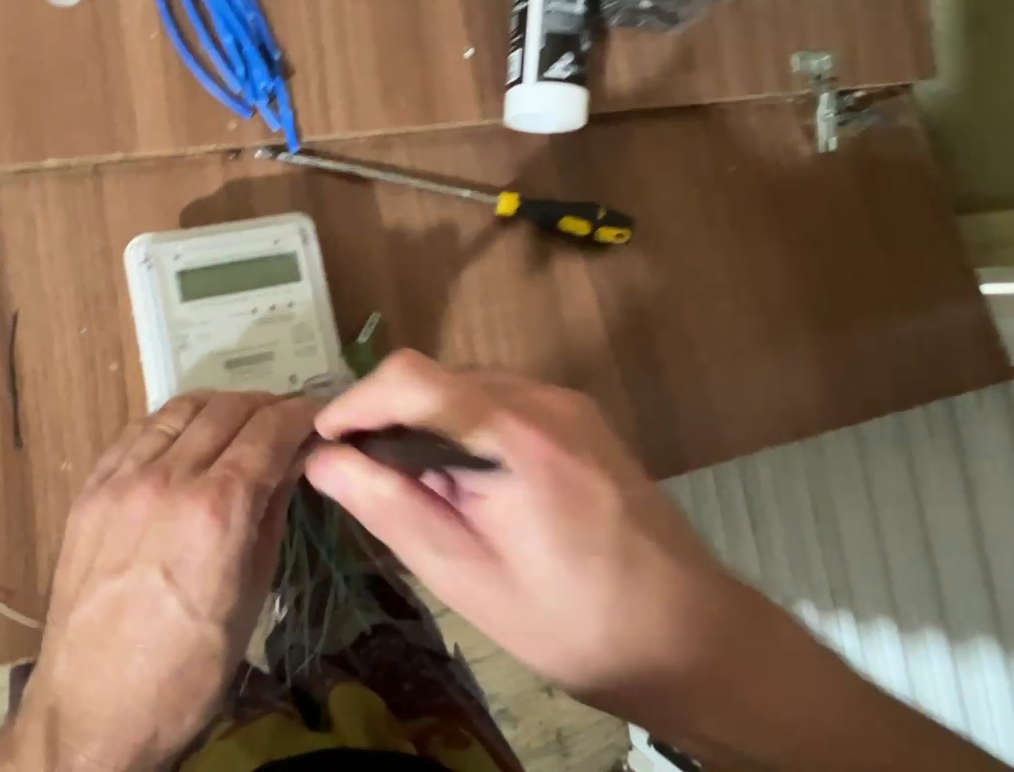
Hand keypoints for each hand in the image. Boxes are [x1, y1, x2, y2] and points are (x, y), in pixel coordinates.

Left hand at [0, 391, 314, 771]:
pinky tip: (189, 436)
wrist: (91, 714)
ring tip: (242, 421)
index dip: (303, 413)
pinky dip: (175, 421)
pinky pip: (138, 430)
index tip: (321, 414)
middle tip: (289, 420)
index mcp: (217, 510)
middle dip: (269, 405)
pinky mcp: (90, 491)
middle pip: (229, 409)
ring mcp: (122, 480)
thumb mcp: (251, 595)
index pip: (271, 430)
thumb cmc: (189, 671)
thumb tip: (293, 462)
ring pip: (182, 408)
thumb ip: (272, 513)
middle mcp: (168, 479)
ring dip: (222, 405)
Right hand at [303, 352, 745, 725]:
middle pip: (437, 379)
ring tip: (425, 495)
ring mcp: (567, 402)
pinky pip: (500, 402)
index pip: (412, 378)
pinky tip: (473, 486)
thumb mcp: (467, 577)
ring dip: (427, 426)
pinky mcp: (579, 416)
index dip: (356, 402)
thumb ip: (392, 509)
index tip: (326, 446)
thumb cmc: (573, 622)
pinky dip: (465, 430)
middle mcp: (543, 398)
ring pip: (465, 387)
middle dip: (390, 421)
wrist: (690, 636)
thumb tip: (323, 461)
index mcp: (516, 434)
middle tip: (373, 485)